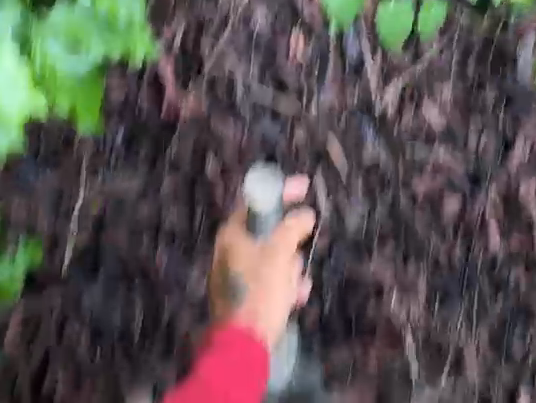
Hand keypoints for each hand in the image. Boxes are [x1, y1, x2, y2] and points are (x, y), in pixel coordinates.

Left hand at [208, 173, 315, 346]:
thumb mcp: (280, 253)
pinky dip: (285, 285)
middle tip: (304, 246)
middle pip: (268, 232)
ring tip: (297, 283)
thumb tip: (305, 214)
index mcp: (231, 234)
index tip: (306, 187)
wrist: (242, 349)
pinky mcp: (244, 298)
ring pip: (273, 258)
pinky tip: (296, 298)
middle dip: (291, 242)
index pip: (257, 201)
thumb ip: (293, 227)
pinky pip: (270, 281)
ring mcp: (235, 275)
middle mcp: (229, 251)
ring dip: (291, 267)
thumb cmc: (259, 292)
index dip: (283, 191)